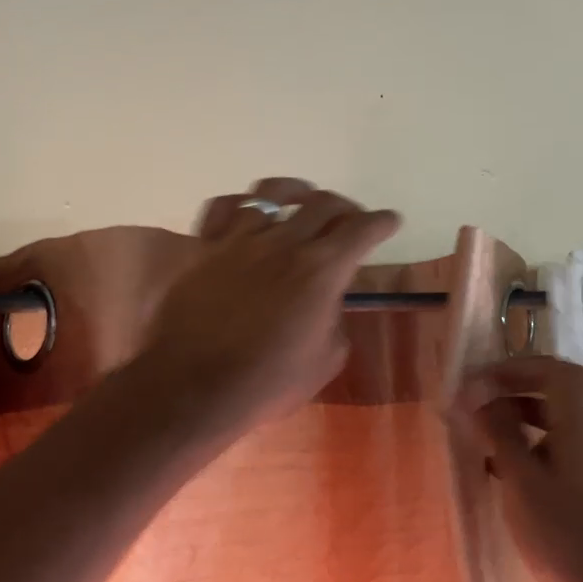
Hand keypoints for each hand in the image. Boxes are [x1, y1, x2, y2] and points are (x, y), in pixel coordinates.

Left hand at [139, 177, 400, 429]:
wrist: (192, 389)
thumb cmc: (266, 384)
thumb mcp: (324, 361)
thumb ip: (333, 322)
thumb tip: (326, 304)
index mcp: (321, 270)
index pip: (361, 230)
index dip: (381, 223)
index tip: (390, 221)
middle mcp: (283, 243)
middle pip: (322, 204)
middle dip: (345, 207)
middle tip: (350, 219)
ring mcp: (239, 240)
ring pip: (270, 194)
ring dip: (295, 192)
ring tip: (301, 198)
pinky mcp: (204, 249)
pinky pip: (221, 208)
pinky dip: (239, 203)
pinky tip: (246, 210)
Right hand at [449, 355, 582, 581]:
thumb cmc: (563, 536)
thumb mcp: (520, 481)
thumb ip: (498, 433)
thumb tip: (477, 399)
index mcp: (581, 420)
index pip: (551, 369)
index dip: (511, 369)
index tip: (474, 385)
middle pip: (559, 386)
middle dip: (516, 386)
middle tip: (480, 399)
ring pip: (559, 416)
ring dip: (521, 414)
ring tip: (483, 432)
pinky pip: (561, 442)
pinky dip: (531, 441)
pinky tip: (501, 468)